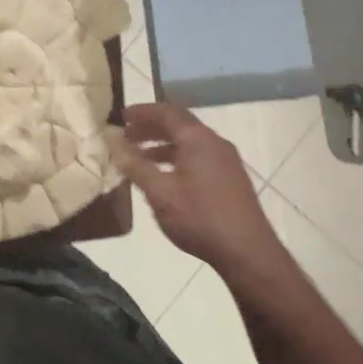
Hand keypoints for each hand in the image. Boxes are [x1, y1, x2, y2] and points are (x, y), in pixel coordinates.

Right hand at [112, 103, 280, 271]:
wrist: (247, 251)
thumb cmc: (200, 218)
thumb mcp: (161, 194)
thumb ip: (136, 167)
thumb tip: (115, 146)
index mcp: (198, 140)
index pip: (167, 113)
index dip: (142, 112)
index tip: (120, 116)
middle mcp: (215, 143)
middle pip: (179, 125)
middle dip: (151, 128)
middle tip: (126, 135)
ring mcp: (226, 161)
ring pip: (189, 143)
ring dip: (163, 146)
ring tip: (139, 158)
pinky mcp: (230, 179)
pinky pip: (198, 158)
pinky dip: (177, 159)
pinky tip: (164, 178)